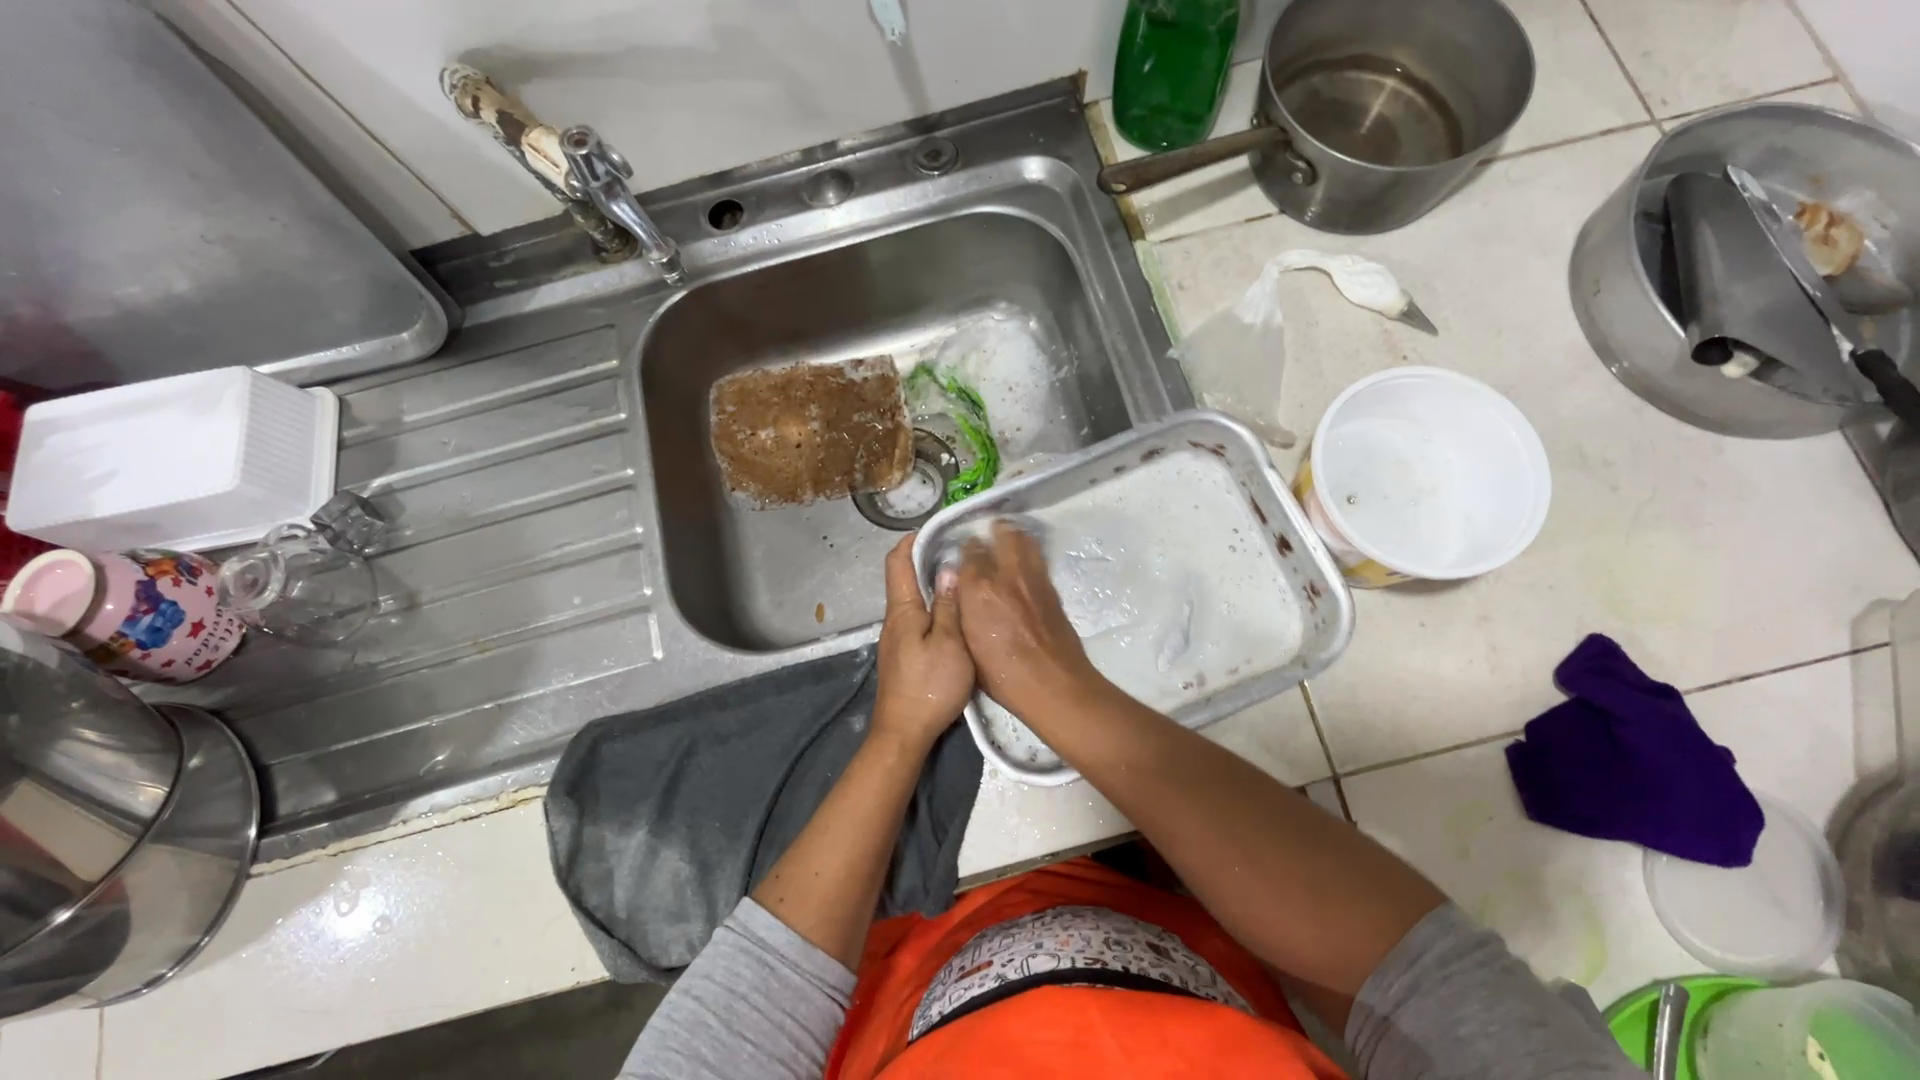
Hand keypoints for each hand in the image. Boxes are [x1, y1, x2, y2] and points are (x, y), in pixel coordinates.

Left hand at [873, 534, 973, 751]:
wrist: (904, 733)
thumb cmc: (929, 686)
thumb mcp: (950, 644)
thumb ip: (949, 606)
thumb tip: (947, 567)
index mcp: (903, 611)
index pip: (897, 562)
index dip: (912, 540)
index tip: (936, 529)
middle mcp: (895, 620)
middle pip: (904, 579)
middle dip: (927, 560)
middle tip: (960, 551)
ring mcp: (897, 640)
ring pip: (913, 602)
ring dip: (932, 586)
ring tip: (963, 579)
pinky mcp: (904, 657)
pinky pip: (918, 621)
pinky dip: (934, 608)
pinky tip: (956, 616)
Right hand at [953, 520, 1109, 720]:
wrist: (1053, 684)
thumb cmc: (1003, 675)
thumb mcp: (966, 647)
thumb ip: (959, 613)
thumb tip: (956, 593)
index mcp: (978, 589)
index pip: (968, 552)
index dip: (963, 550)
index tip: (961, 555)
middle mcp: (1006, 575)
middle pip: (999, 535)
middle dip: (990, 533)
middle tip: (984, 538)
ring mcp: (1032, 578)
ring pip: (1023, 539)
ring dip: (1012, 535)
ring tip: (1006, 538)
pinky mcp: (1051, 587)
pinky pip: (1038, 556)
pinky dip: (1029, 550)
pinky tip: (1024, 559)